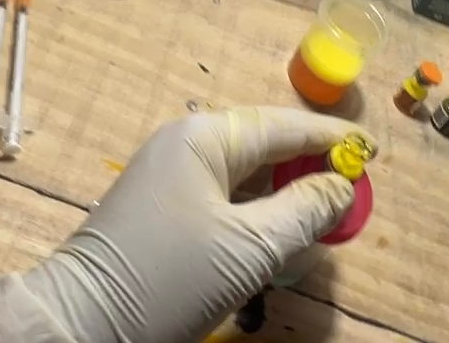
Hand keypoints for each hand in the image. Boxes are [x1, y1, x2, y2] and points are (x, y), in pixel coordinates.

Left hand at [0, 107, 368, 342]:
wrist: (79, 322)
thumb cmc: (168, 276)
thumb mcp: (247, 250)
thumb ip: (302, 213)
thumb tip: (340, 187)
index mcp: (204, 137)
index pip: (280, 125)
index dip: (328, 139)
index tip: (370, 149)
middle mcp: (186, 141)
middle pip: (262, 144)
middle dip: (306, 166)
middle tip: (348, 190)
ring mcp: (170, 171)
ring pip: (243, 171)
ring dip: (282, 190)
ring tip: (320, 211)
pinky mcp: (161, 203)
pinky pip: (221, 193)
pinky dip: (254, 208)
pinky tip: (276, 229)